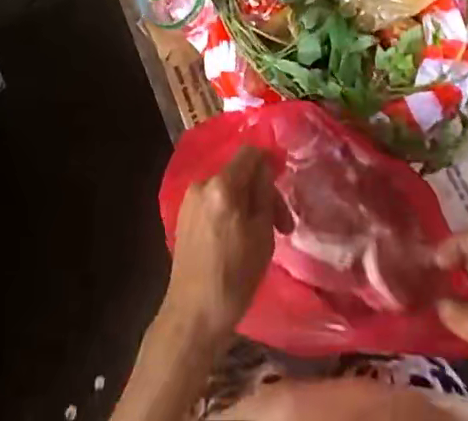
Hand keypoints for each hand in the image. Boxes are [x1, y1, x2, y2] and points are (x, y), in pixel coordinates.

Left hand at [164, 146, 289, 344]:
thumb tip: (265, 166)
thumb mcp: (262, 235)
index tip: (285, 186)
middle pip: (239, 172)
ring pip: (227, 188)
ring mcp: (189, 200)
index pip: (249, 153)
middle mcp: (201, 184)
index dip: (270, 163)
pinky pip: (214, 201)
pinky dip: (230, 211)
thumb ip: (264, 193)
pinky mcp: (183, 216)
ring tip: (260, 235)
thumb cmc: (234, 277)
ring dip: (247, 203)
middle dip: (262, 191)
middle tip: (282, 226)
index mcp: (221, 186)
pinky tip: (239, 238)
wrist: (193, 314)